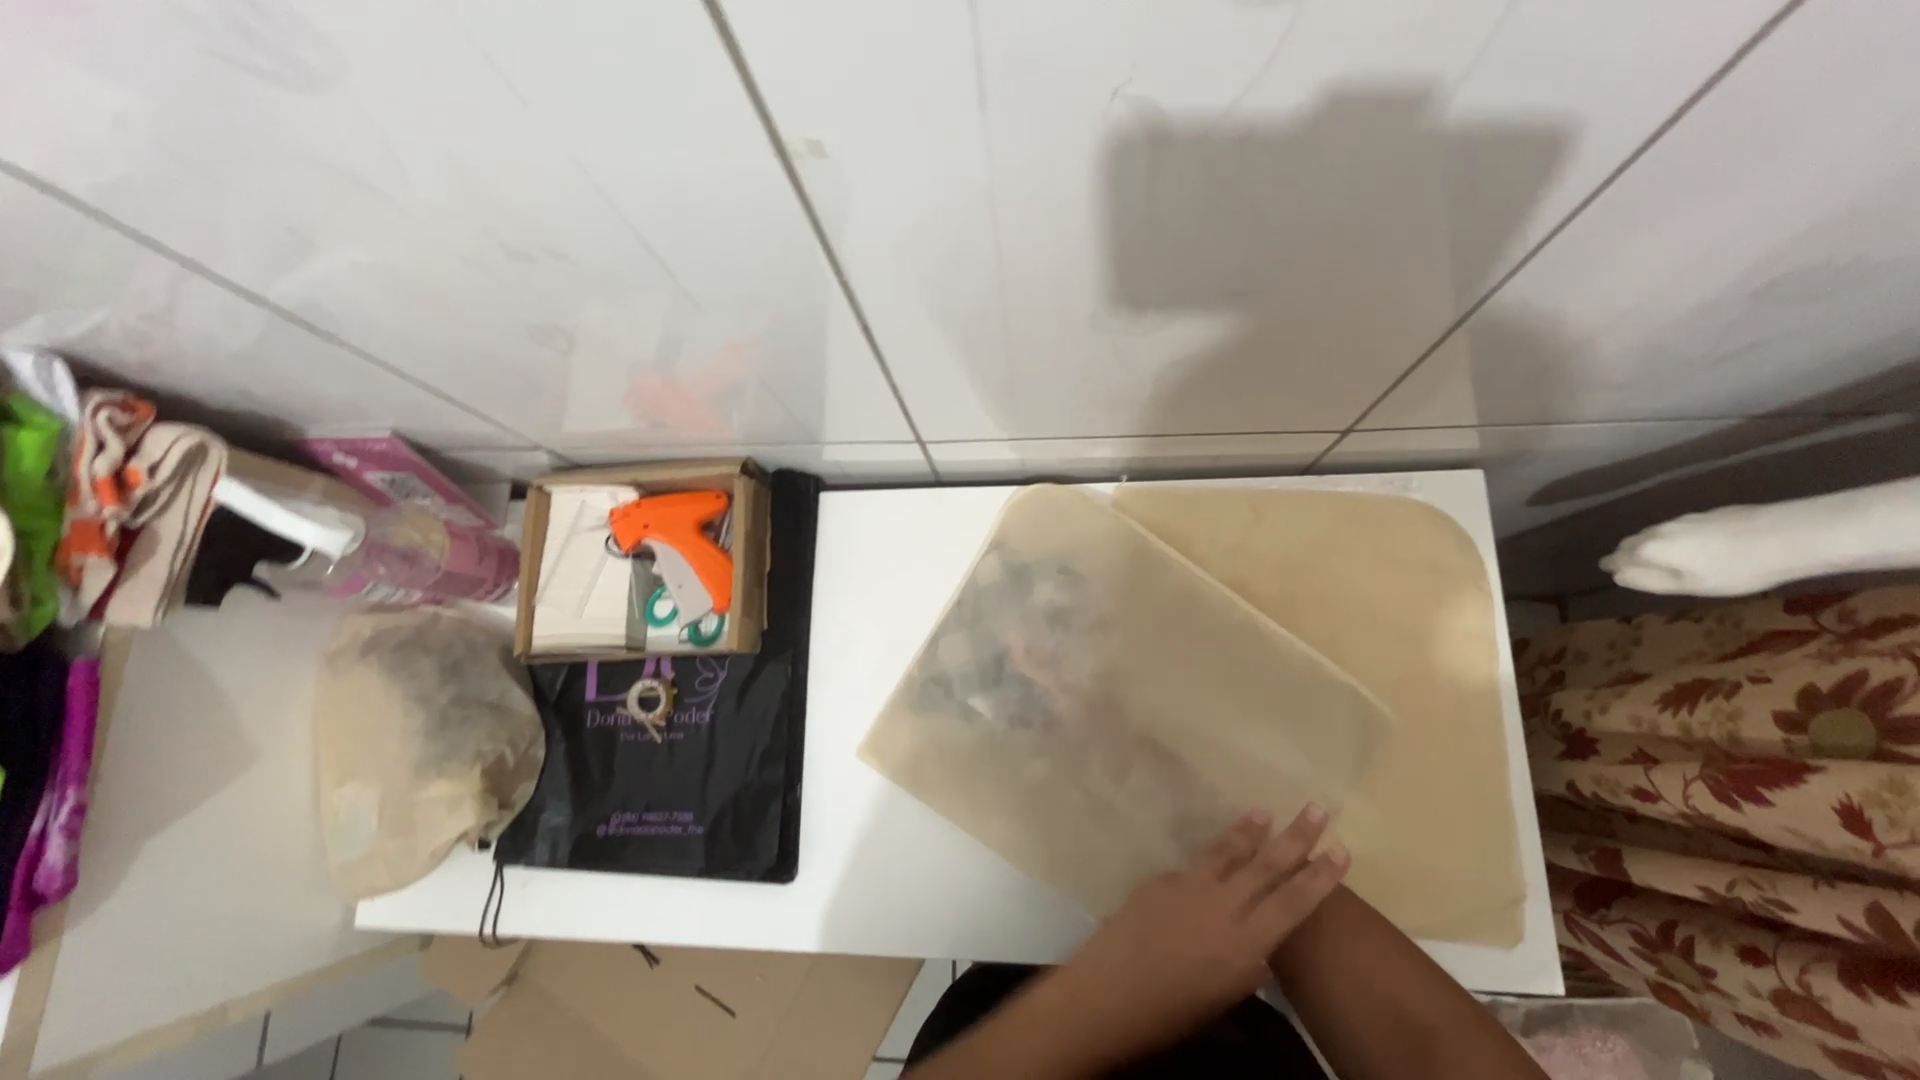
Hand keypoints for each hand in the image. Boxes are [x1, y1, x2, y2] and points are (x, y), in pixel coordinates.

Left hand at [1036, 806, 1349, 1070]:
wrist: (1110, 992)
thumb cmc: (1175, 1010)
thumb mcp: (1227, 992)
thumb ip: (1250, 959)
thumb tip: (1261, 937)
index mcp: (1247, 943)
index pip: (1294, 902)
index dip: (1320, 876)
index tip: (1342, 849)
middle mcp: (1223, 906)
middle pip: (1267, 864)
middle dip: (1296, 835)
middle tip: (1318, 807)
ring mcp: (1188, 886)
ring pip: (1226, 851)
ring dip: (1248, 831)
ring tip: (1264, 812)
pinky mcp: (1160, 879)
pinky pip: (1191, 871)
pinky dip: (1204, 869)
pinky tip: (1203, 876)